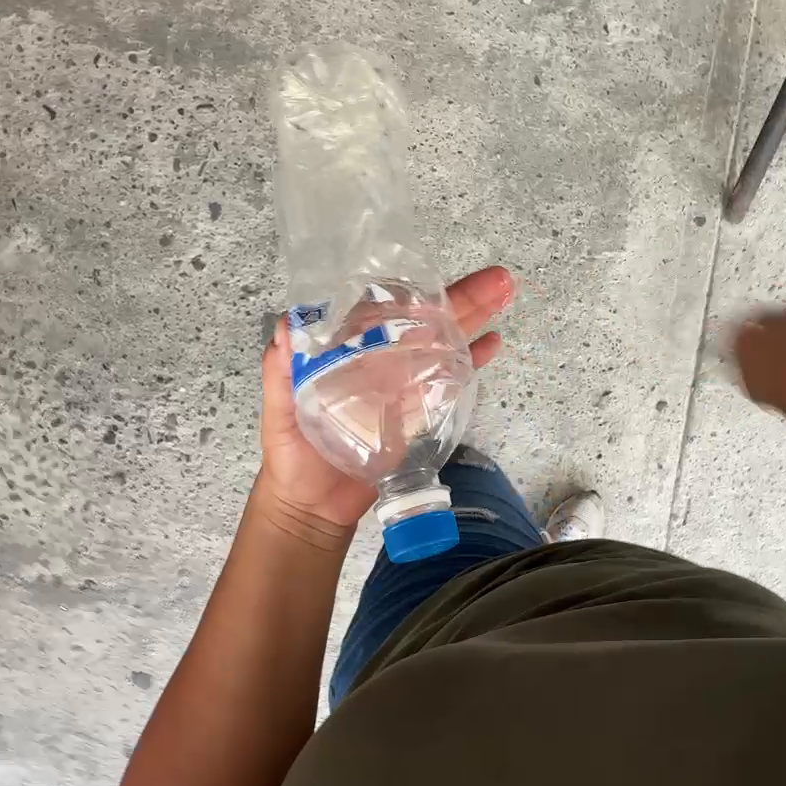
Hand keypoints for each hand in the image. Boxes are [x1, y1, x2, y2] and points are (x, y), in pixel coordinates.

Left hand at [257, 266, 516, 531]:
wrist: (314, 506)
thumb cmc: (292, 456)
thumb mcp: (280, 412)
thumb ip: (281, 374)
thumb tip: (285, 328)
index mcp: (348, 352)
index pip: (381, 309)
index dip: (409, 293)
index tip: (434, 282)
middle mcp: (381, 359)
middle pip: (425, 320)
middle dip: (461, 297)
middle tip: (498, 279)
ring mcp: (404, 383)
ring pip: (444, 342)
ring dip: (474, 318)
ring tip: (505, 295)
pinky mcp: (421, 411)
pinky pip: (451, 380)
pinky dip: (473, 359)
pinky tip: (494, 341)